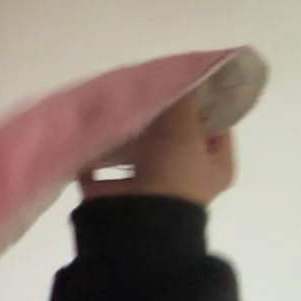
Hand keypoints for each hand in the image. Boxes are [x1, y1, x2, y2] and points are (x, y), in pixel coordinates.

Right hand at [80, 94, 235, 205]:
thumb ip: (181, 106)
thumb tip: (178, 79)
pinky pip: (99, 167)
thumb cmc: (171, 177)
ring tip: (111, 110)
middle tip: (143, 93)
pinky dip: (92, 153)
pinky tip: (87, 134)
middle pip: (171, 140)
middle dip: (157, 119)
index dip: (201, 105)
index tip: (183, 84)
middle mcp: (182, 177)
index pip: (214, 128)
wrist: (133, 220)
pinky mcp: (109, 192)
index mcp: (213, 166)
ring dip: (123, 136)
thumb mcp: (184, 135)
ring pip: (134, 153)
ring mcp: (144, 186)